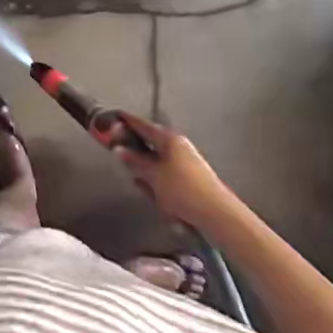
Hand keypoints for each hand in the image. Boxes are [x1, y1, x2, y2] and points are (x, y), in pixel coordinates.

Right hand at [114, 111, 233, 226]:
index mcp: (169, 139)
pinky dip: (158, 182)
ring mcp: (185, 162)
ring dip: (147, 172)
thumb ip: (134, 161)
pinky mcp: (190, 178)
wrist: (217, 214)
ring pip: (157, 162)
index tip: (114, 117)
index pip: (143, 126)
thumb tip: (119, 149)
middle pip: (150, 143)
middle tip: (122, 158)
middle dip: (136, 152)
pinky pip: (166, 175)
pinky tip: (157, 196)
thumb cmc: (183, 190)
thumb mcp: (153, 176)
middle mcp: (178, 146)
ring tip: (143, 185)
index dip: (127, 122)